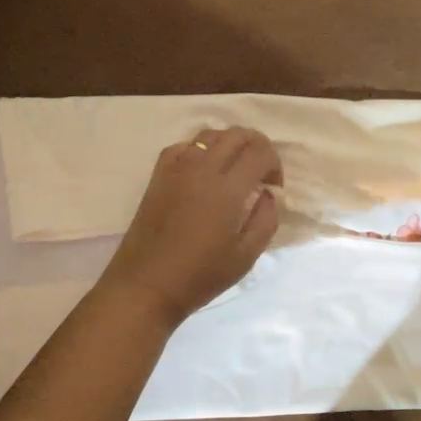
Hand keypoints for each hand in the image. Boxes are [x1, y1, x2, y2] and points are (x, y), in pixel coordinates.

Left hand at [97, 127, 282, 329]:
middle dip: (257, 146)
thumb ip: (266, 220)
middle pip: (237, 134)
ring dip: (229, 144)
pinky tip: (201, 170)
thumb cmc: (200, 276)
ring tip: (233, 169)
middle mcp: (203, 169)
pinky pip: (182, 146)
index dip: (274, 164)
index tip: (272, 187)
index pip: (260, 152)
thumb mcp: (246, 256)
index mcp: (227, 189)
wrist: (146, 286)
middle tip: (259, 172)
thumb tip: (268, 194)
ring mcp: (177, 169)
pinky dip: (199, 150)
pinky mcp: (158, 176)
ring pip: (210, 135)